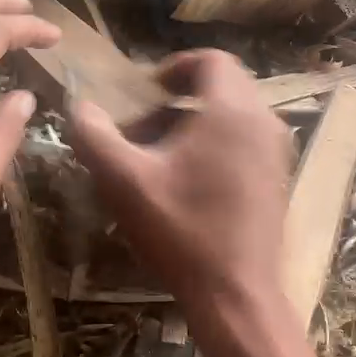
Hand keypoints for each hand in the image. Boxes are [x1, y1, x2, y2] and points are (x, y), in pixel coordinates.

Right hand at [68, 50, 293, 300]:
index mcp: (231, 111)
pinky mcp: (276, 181)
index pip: (211, 59)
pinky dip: (214, 144)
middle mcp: (262, 123)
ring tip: (158, 157)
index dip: (174, 66)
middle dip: (178, 97)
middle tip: (143, 125)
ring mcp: (275, 154)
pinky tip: (185, 182)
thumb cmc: (181, 230)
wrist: (237, 296)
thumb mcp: (124, 181)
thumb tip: (78, 107)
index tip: (145, 90)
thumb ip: (94, 135)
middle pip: (222, 85)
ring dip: (194, 122)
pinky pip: (244, 140)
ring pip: (232, 114)